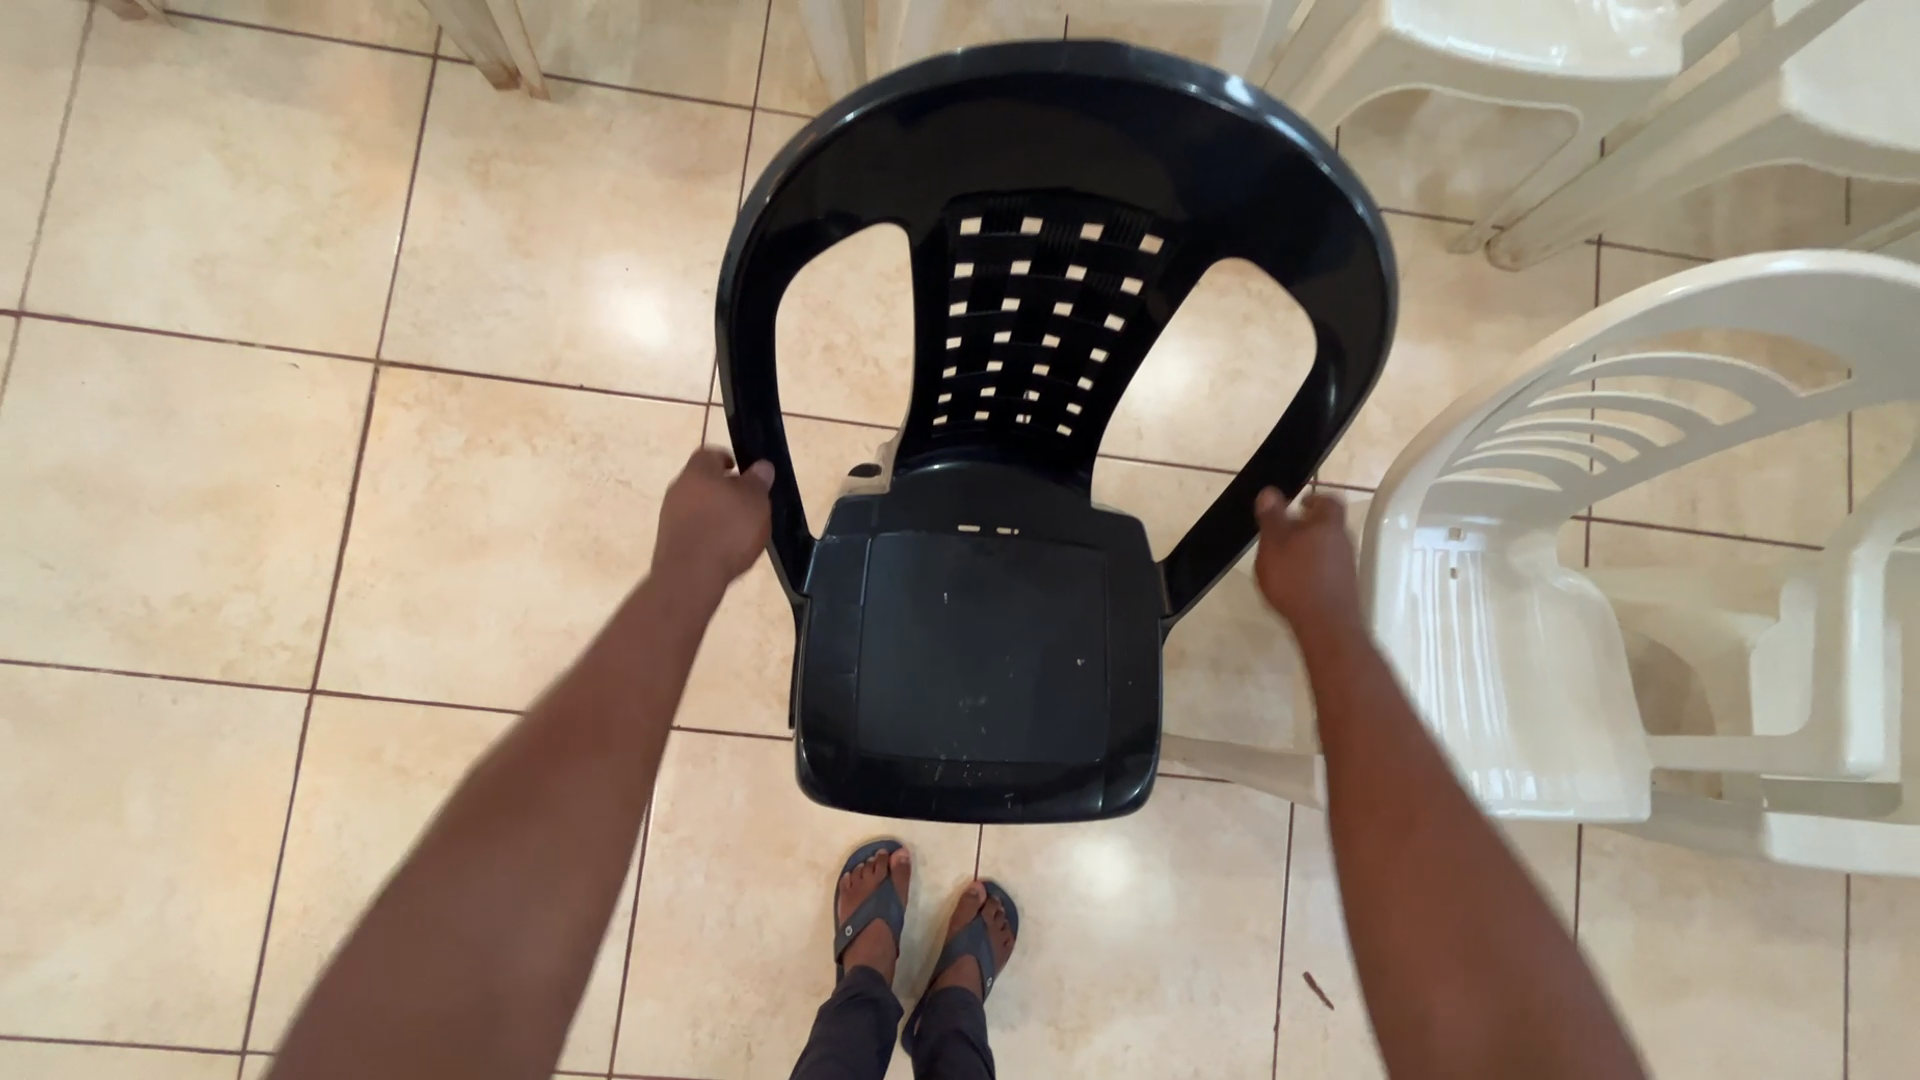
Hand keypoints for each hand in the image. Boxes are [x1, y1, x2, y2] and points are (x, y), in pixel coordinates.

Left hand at [651, 448, 773, 592]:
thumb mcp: (755, 501)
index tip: (743, 471)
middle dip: (723, 489)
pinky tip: (724, 549)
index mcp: (698, 471)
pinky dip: (707, 534)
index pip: (710, 454)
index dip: (727, 459)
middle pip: (702, 481)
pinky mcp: (669, 541)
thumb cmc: (728, 530)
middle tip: (746, 503)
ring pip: (696, 506)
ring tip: (738, 531)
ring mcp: (669, 516)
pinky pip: (692, 529)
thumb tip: (761, 466)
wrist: (691, 575)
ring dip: (715, 513)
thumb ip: (758, 481)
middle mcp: (678, 489)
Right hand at [1253, 487, 1365, 642]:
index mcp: (1328, 525)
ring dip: (1307, 547)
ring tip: (1283, 559)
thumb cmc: (1295, 579)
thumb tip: (1269, 491)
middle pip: (1327, 525)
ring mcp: (1347, 565)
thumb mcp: (1273, 545)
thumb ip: (1271, 518)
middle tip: (1281, 533)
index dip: (1314, 499)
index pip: (1328, 501)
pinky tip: (1294, 582)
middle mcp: (1343, 541)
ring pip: (1326, 546)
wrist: (1326, 625)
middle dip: (1305, 526)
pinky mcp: (1345, 585)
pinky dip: (1312, 567)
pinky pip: (1327, 566)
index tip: (1296, 504)